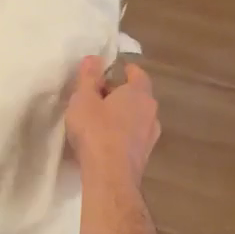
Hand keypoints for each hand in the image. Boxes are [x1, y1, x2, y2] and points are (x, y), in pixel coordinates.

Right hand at [64, 55, 160, 186]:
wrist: (110, 175)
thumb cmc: (96, 130)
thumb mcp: (83, 98)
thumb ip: (88, 77)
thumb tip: (94, 58)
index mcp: (139, 94)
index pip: (138, 74)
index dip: (125, 69)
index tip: (111, 69)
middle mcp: (150, 113)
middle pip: (137, 95)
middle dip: (118, 92)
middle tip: (95, 93)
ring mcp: (150, 136)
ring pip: (136, 116)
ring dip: (121, 113)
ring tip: (97, 116)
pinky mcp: (144, 155)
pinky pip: (133, 134)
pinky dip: (121, 131)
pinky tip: (103, 137)